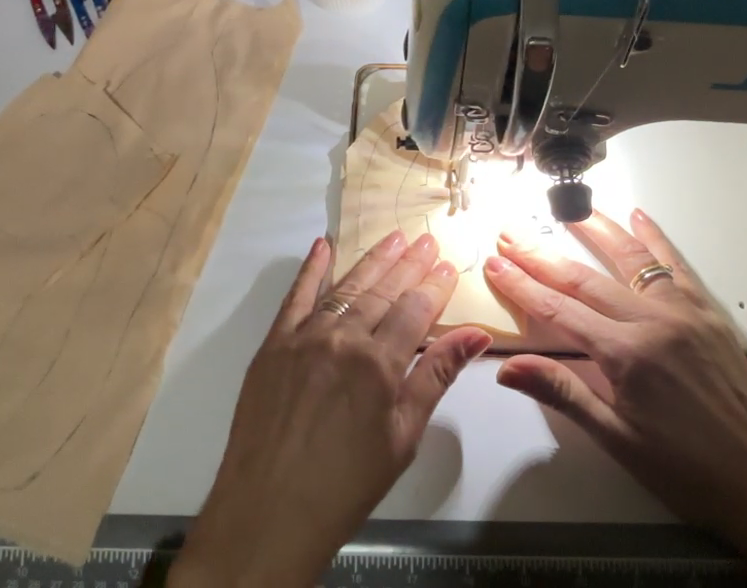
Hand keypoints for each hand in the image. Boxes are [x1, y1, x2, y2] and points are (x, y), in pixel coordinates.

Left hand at [169, 232, 491, 587]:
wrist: (269, 509)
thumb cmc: (347, 483)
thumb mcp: (403, 436)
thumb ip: (436, 378)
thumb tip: (476, 334)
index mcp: (379, 365)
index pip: (415, 311)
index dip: (434, 286)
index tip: (448, 265)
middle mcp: (343, 339)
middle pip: (383, 291)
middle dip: (408, 264)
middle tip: (425, 239)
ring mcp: (304, 337)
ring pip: (346, 288)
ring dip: (372, 261)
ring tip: (393, 238)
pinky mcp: (274, 344)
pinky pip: (296, 297)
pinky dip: (312, 269)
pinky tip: (324, 246)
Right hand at [483, 210, 746, 587]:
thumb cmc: (686, 470)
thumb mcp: (618, 439)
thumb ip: (563, 393)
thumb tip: (506, 368)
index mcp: (628, 355)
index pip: (560, 311)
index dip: (523, 285)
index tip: (495, 261)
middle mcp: (655, 322)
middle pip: (586, 279)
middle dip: (543, 254)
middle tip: (511, 231)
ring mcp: (686, 313)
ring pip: (632, 260)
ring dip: (596, 231)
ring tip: (567, 209)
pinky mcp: (710, 315)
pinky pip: (676, 267)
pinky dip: (655, 239)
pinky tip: (639, 217)